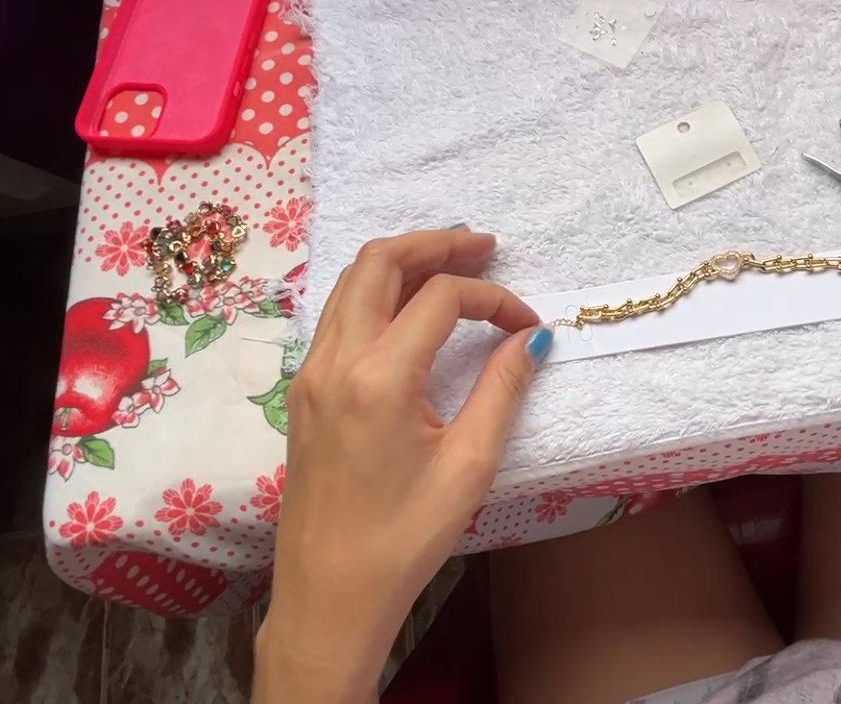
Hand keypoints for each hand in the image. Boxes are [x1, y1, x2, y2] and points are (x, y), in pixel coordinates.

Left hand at [257, 228, 550, 701]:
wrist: (329, 597)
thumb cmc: (405, 536)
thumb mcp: (470, 464)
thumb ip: (503, 388)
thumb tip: (534, 338)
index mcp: (378, 377)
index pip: (442, 298)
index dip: (493, 299)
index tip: (526, 325)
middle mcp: (336, 359)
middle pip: (380, 262)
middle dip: (437, 243)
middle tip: (484, 247)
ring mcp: (312, 371)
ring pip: (354, 282)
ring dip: (404, 261)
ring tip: (453, 263)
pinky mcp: (305, 388)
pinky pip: (341, 312)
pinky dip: (379, 290)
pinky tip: (411, 307)